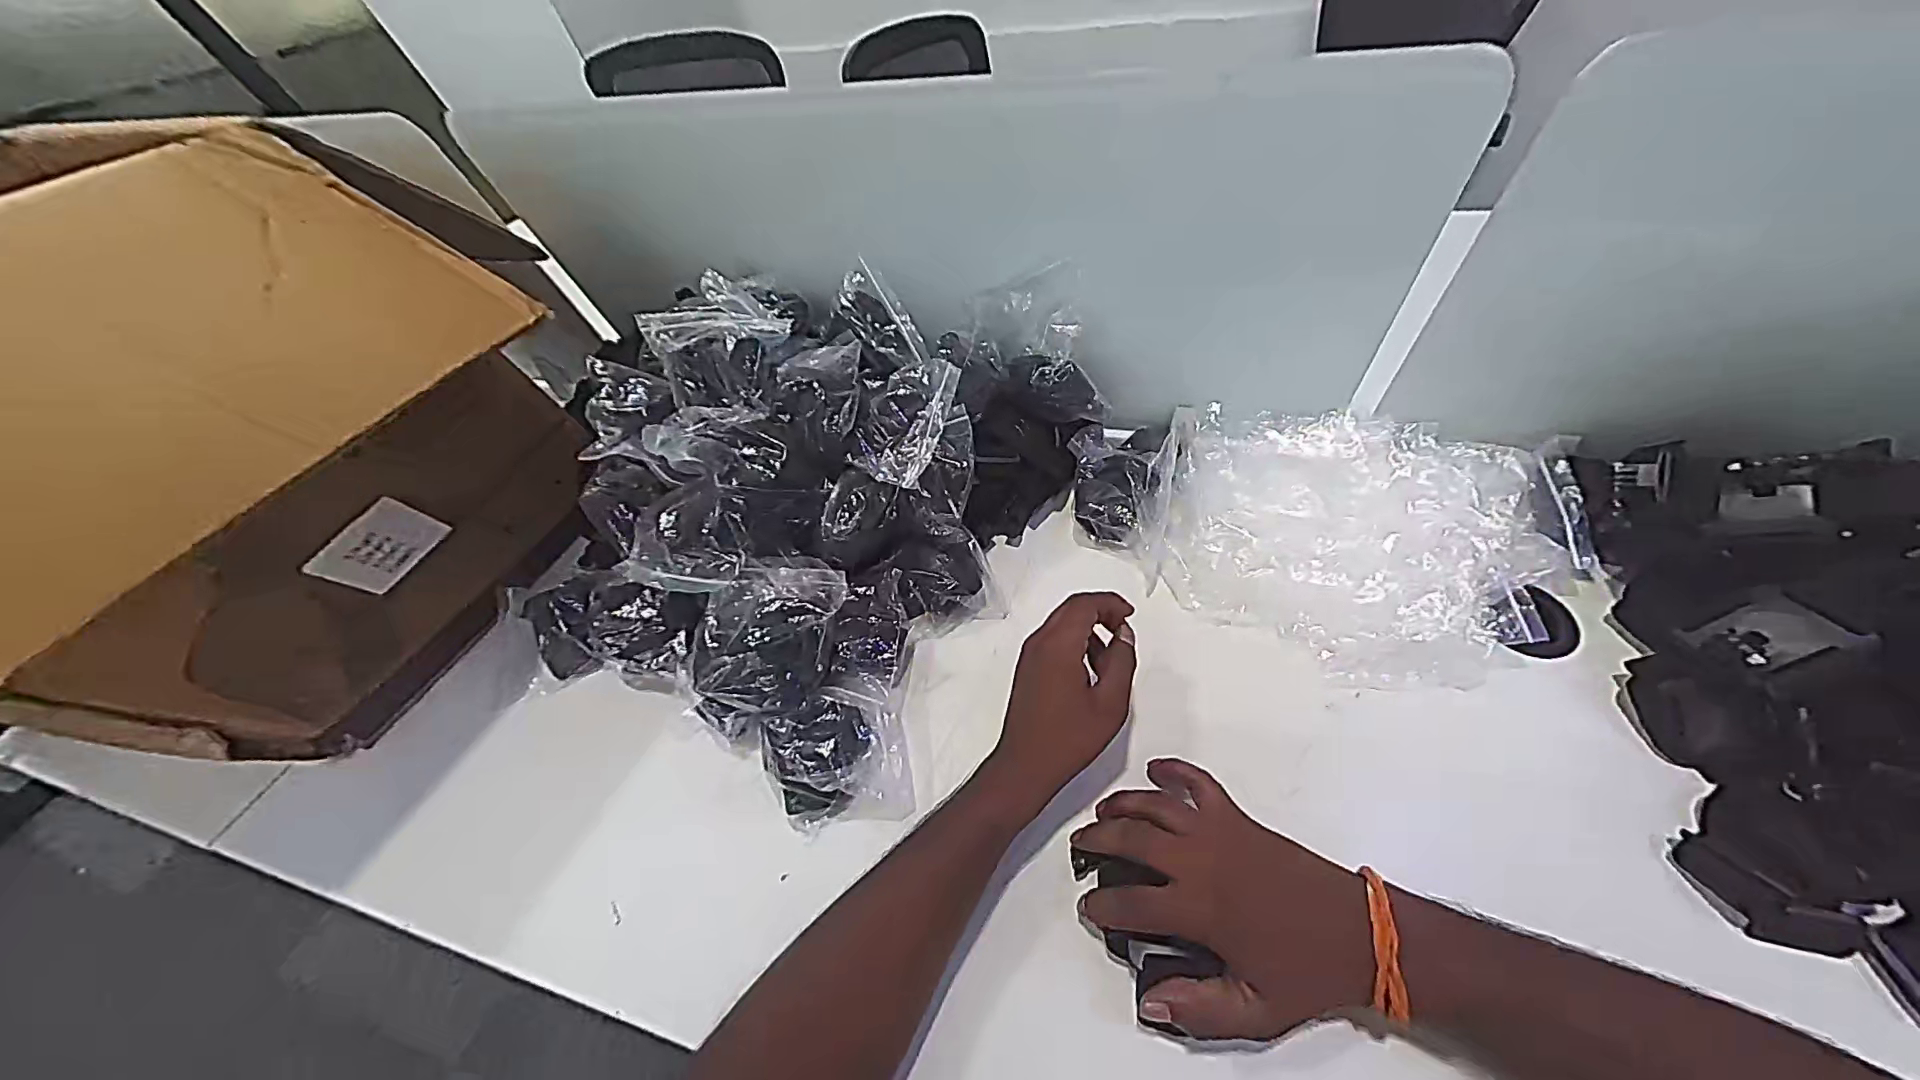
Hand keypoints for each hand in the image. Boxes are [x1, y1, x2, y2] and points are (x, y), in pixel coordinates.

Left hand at [981, 592, 1137, 808]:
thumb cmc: (1064, 740)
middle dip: (1101, 613)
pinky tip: (1091, 672)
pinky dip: (1075, 644)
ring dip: (1088, 631)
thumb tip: (1123, 636)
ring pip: (1062, 625)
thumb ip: (1121, 661)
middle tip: (1122, 628)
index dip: (1110, 603)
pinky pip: (1053, 642)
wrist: (1027, 764)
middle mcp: (1039, 645)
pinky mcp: (1028, 669)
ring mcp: (1030, 656)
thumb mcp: (1110, 702)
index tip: (1127, 613)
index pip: (1084, 604)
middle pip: (1071, 610)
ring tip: (1110, 660)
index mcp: (1057, 646)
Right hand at [1074, 759, 1373, 1040]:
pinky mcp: (1237, 817)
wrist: (1358, 932)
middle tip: (1082, 844)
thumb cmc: (1309, 967)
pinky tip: (1158, 770)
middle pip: (1130, 838)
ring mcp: (1218, 832)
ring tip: (1104, 811)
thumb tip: (1153, 1001)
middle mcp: (1201, 861)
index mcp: (1200, 908)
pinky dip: (1175, 771)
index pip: (1131, 903)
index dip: (1102, 906)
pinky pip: (1198, 783)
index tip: (1091, 907)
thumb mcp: (1255, 1009)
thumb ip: (1200, 1009)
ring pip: (1154, 805)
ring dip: (1123, 804)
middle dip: (1097, 839)